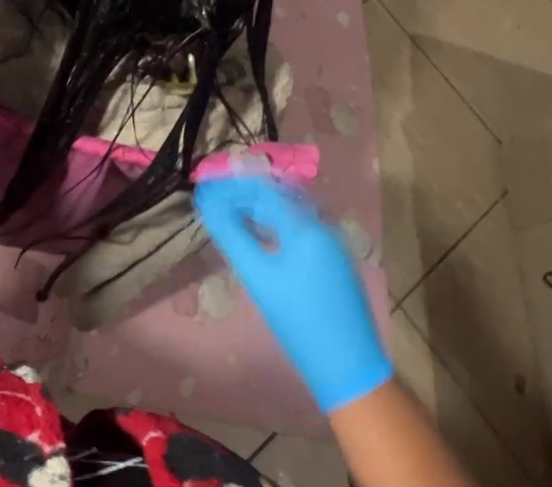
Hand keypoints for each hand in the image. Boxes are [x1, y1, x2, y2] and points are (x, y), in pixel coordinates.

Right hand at [195, 175, 392, 411]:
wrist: (347, 365)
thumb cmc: (298, 320)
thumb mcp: (259, 277)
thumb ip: (232, 235)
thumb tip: (207, 204)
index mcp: (306, 226)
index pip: (262, 190)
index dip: (231, 186)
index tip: (204, 190)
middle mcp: (322, 226)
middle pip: (277, 198)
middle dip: (243, 196)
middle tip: (211, 203)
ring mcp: (331, 244)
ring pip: (288, 214)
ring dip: (257, 211)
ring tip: (227, 217)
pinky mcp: (333, 261)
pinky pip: (298, 230)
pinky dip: (273, 227)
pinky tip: (257, 238)